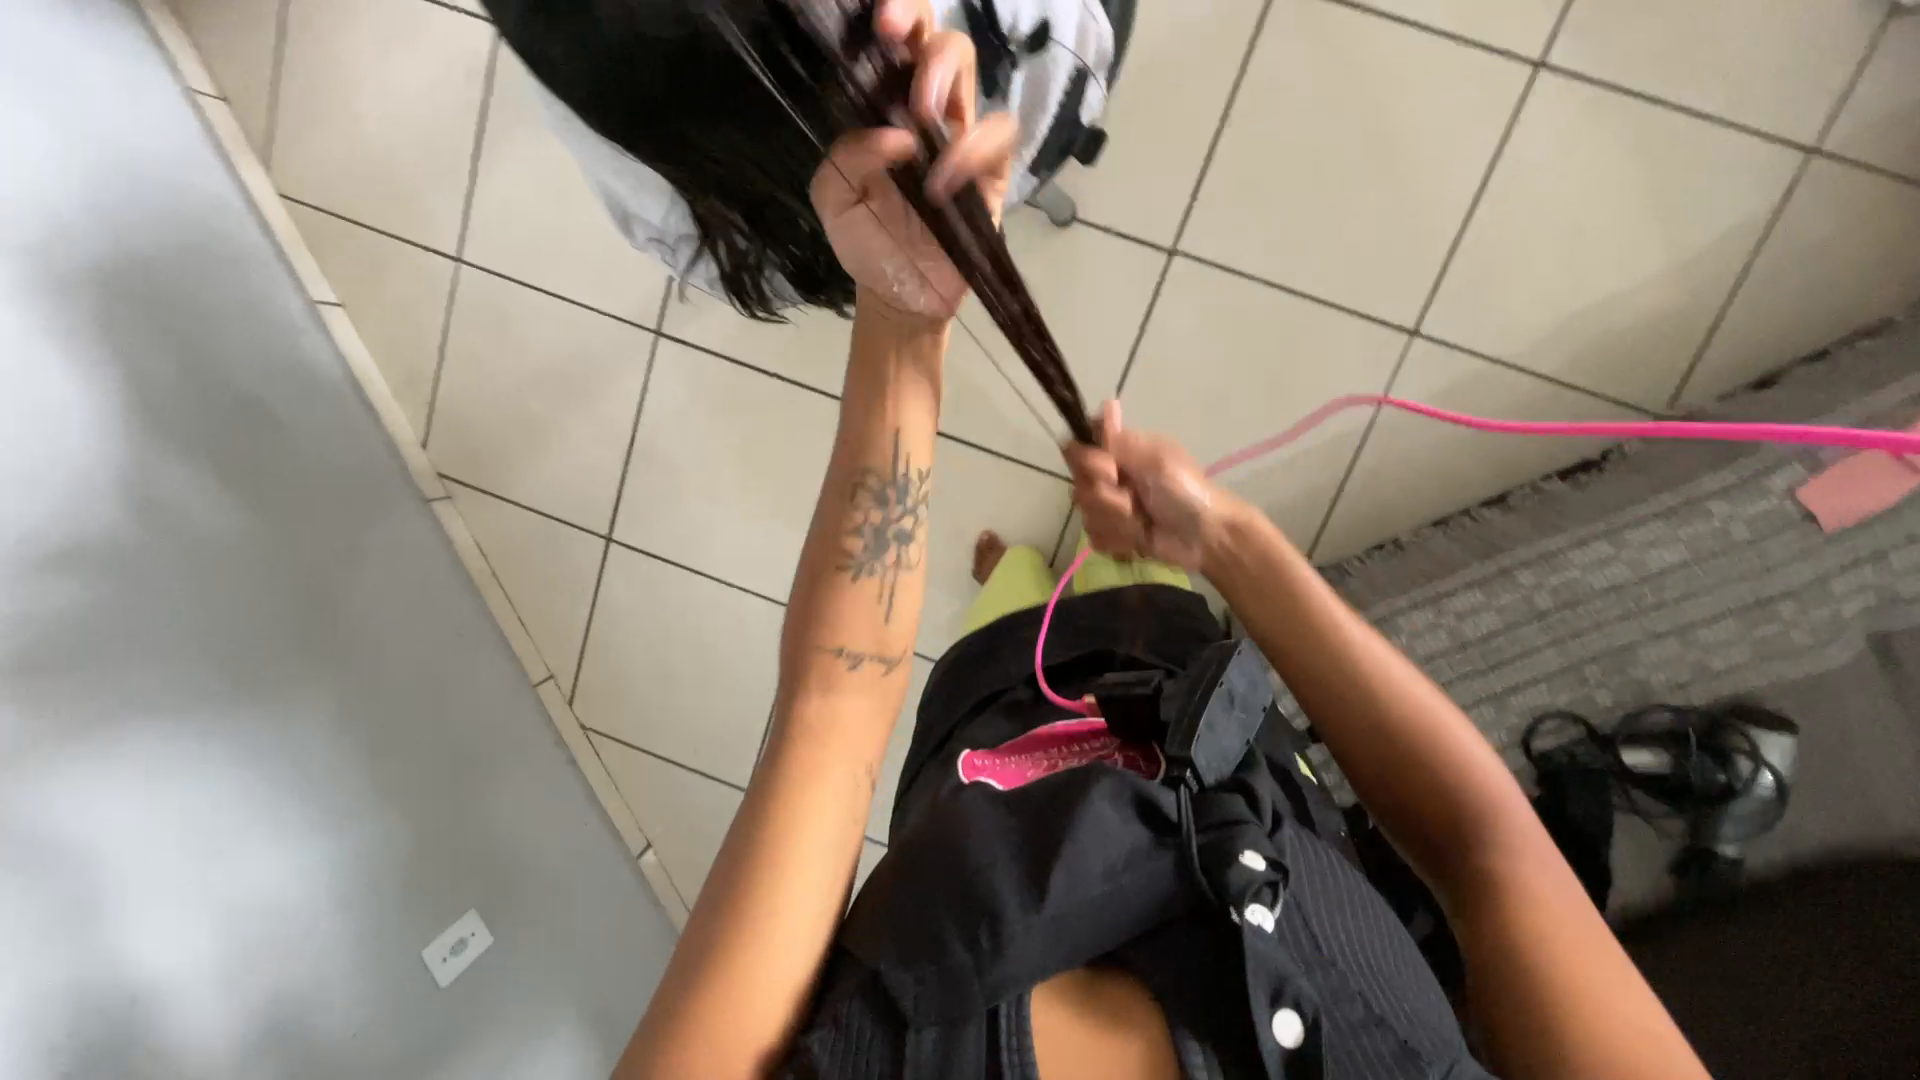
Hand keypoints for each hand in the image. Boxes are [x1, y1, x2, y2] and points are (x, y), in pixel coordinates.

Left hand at [810, 0, 1017, 324]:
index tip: (878, 23)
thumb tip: (894, 134)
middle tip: (894, 43)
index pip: (897, 43)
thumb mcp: (834, 198)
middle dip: (922, 29)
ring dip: (944, 81)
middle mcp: (926, 113)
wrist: (899, 296)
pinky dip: (972, 151)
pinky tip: (943, 183)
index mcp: (885, 109)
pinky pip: (997, 136)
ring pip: (972, 74)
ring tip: (921, 124)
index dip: (897, 17)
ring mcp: (961, 139)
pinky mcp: (991, 174)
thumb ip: (846, 155)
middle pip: (941, 40)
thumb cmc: (866, 243)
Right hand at [1064, 401, 1243, 570]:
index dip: (1087, 462)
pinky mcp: (1114, 535)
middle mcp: (1111, 477)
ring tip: (1144, 521)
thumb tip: (1106, 403)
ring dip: (1118, 521)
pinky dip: (1119, 541)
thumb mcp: (1157, 461)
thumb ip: (1120, 442)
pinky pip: (1095, 537)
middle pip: (1078, 484)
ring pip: (1086, 514)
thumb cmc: (1187, 492)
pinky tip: (1139, 538)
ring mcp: (1111, 507)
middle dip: (1107, 498)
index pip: (1079, 447)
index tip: (1111, 470)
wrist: (1207, 537)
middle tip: (1136, 499)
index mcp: (1121, 453)